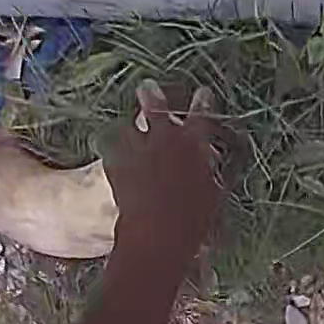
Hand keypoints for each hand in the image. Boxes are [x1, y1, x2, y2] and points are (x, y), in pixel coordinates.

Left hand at [102, 79, 224, 266]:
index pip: (201, 112)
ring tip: (126, 127)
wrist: (157, 235)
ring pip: (127, 125)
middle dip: (152, 96)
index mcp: (193, 142)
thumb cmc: (194, 220)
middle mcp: (164, 138)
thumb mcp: (214, 195)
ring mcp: (136, 149)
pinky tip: (113, 156)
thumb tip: (214, 160)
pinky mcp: (115, 165)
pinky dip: (113, 152)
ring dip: (129, 126)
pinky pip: (109, 150)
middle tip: (148, 87)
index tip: (202, 94)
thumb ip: (213, 172)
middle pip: (155, 105)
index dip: (202, 101)